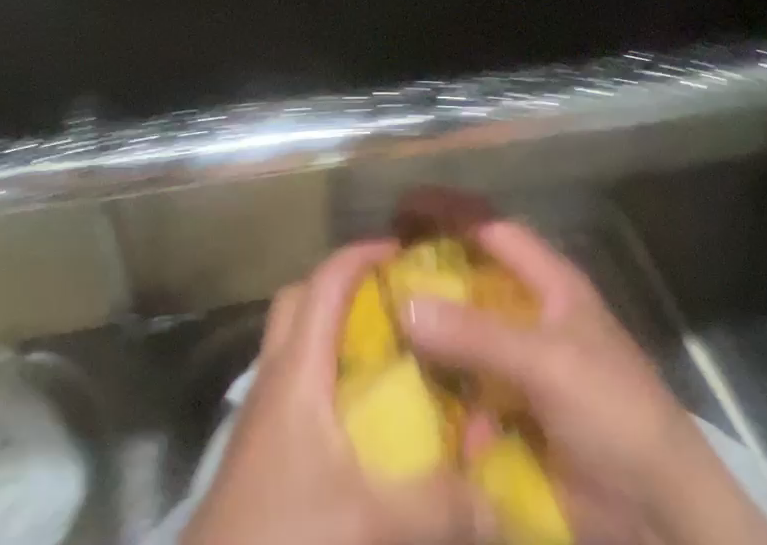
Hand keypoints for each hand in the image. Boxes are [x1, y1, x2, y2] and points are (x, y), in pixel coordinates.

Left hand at [183, 241, 482, 544]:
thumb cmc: (285, 532)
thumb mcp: (372, 522)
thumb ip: (442, 504)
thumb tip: (501, 498)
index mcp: (296, 371)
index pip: (324, 285)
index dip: (361, 256)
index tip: (406, 250)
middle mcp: (274, 378)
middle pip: (300, 303)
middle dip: (344, 286)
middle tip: (397, 301)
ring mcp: (264, 412)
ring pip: (295, 345)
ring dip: (336, 334)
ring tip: (393, 354)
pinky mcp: (264, 446)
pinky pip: (298, 386)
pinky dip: (330, 379)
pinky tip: (367, 419)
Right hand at [401, 222, 766, 544]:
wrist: (655, 508)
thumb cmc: (614, 413)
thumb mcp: (548, 364)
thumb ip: (476, 334)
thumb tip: (402, 304)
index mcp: (551, 286)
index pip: (492, 230)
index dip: (449, 212)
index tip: (399, 206)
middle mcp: (530, 317)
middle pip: (467, 283)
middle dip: (422, 277)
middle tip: (368, 276)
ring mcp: (518, 366)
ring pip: (458, 338)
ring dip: (421, 339)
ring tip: (368, 336)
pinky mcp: (509, 412)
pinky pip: (460, 389)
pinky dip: (434, 391)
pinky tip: (399, 396)